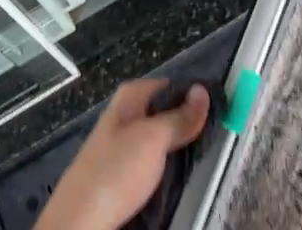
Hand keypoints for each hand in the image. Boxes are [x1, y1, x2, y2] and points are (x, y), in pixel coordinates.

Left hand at [36, 78, 209, 229]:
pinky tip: (180, 181)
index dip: (195, 98)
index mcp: (131, 97)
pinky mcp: (124, 173)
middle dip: (189, 128)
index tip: (221, 114)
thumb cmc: (116, 171)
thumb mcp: (153, 139)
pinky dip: (167, 171)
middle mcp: (127, 116)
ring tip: (203, 163)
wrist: (80, 220)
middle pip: (167, 115)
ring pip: (162, 143)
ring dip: (180, 153)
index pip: (171, 86)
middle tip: (216, 142)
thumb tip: (203, 91)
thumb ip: (179, 117)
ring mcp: (124, 146)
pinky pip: (154, 165)